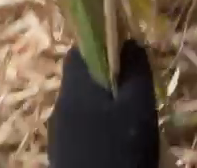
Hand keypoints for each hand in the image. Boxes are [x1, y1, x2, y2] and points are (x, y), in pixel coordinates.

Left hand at [48, 41, 159, 167]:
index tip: (125, 51)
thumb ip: (135, 67)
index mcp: (74, 88)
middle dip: (107, 76)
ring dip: (104, 103)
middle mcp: (60, 108)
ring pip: (82, 104)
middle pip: (81, 78)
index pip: (79, 50)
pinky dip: (98, 126)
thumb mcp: (137, 104)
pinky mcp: (63, 157)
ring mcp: (59, 135)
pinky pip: (81, 128)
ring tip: (131, 117)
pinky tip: (118, 142)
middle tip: (134, 86)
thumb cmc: (120, 150)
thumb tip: (129, 39)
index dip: (102, 44)